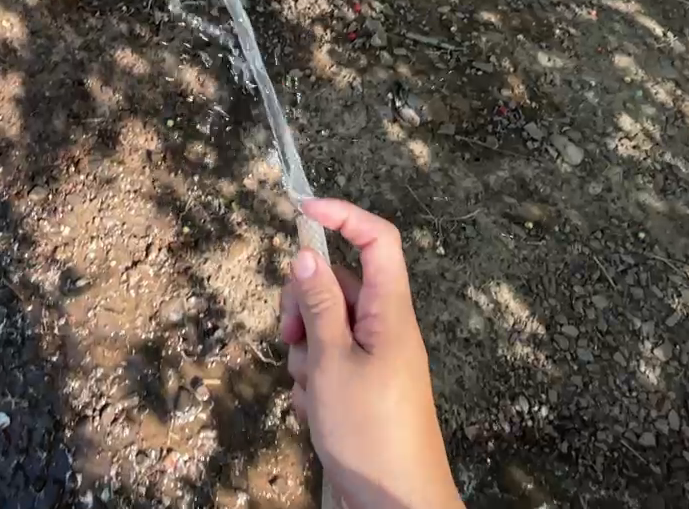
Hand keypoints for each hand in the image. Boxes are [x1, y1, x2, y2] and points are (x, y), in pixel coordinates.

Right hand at [280, 199, 461, 508]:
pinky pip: (326, 358)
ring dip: (305, 349)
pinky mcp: (359, 383)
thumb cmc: (371, 430)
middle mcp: (382, 324)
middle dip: (304, 304)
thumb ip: (318, 306)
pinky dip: (312, 377)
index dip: (344, 215)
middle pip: (335, 282)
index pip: (377, 239)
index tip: (302, 209)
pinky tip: (316, 408)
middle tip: (292, 336)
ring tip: (311, 387)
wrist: (396, 506)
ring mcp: (370, 355)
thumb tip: (306, 254)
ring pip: (324, 323)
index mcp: (389, 309)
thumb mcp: (334, 363)